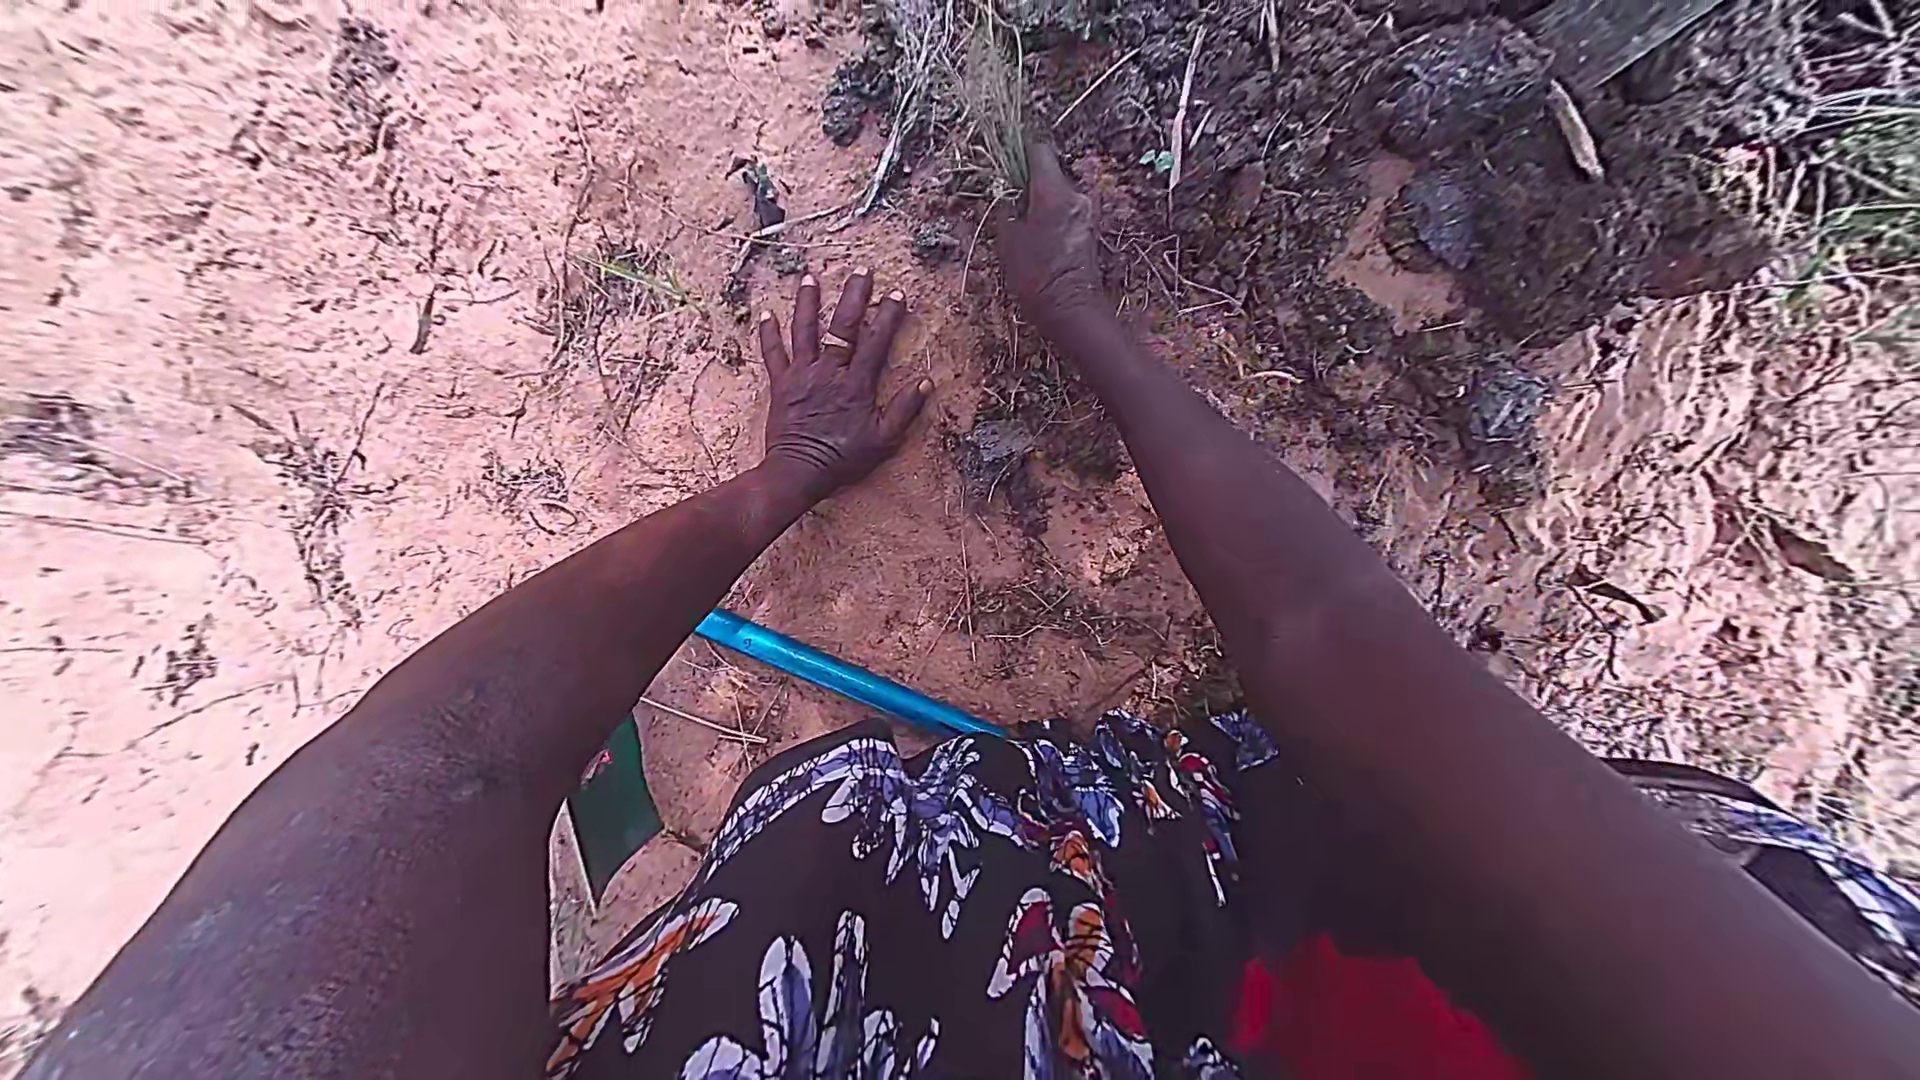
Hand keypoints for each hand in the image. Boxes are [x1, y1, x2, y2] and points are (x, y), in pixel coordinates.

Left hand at [757, 270, 931, 501]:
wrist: (800, 471)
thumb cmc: (844, 458)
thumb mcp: (884, 441)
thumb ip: (905, 411)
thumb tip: (926, 383)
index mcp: (856, 384)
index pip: (876, 342)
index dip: (888, 316)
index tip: (897, 294)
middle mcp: (829, 372)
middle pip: (842, 327)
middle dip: (853, 296)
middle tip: (861, 270)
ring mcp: (802, 376)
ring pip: (804, 331)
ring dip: (808, 302)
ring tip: (810, 277)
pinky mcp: (781, 386)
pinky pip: (773, 354)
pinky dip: (768, 334)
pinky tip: (767, 313)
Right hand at [993, 141, 1105, 330]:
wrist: (1070, 311)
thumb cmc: (1035, 278)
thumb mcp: (1008, 242)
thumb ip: (1005, 209)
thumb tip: (1004, 194)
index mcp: (1053, 190)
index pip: (1038, 150)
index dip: (1020, 154)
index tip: (1006, 167)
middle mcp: (1076, 194)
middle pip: (1050, 174)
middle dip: (1030, 186)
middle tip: (1011, 206)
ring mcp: (1087, 213)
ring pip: (1059, 195)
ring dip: (1042, 205)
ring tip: (1025, 230)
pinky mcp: (1090, 231)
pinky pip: (1068, 213)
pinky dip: (1053, 219)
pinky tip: (1041, 242)